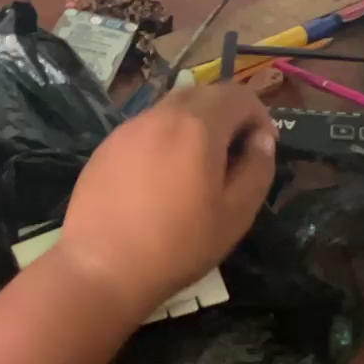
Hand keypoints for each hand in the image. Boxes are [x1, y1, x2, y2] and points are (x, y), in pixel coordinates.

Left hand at [56, 84, 276, 314]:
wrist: (102, 268)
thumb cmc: (178, 246)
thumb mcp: (235, 215)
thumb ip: (257, 170)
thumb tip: (262, 141)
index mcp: (198, 126)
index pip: (239, 95)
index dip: (259, 116)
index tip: (261, 149)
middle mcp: (160, 116)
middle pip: (203, 95)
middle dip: (226, 117)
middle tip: (231, 158)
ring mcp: (127, 130)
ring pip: (170, 112)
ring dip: (192, 128)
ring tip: (194, 172)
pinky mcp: (104, 148)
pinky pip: (144, 132)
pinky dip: (162, 143)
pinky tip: (157, 184)